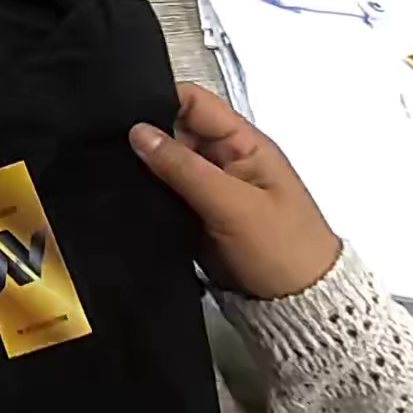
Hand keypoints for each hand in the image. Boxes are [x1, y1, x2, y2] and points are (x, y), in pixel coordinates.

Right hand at [129, 83, 340, 299]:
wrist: (297, 312)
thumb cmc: (284, 251)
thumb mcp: (233, 205)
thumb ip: (184, 167)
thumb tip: (140, 132)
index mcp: (243, 143)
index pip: (196, 102)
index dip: (162, 100)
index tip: (127, 114)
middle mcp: (224, 158)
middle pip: (176, 131)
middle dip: (148, 137)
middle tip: (115, 148)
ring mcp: (211, 188)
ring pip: (167, 164)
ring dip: (147, 169)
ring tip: (117, 172)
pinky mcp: (198, 215)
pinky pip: (167, 194)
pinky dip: (151, 196)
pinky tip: (130, 199)